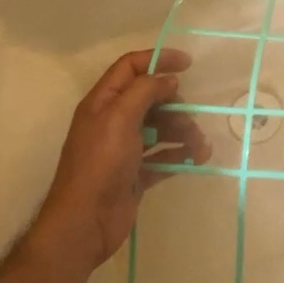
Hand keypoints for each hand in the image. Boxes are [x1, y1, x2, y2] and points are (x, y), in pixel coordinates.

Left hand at [26, 48, 209, 272]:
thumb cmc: (100, 163)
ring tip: (199, 143)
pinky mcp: (135, 174)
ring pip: (159, 128)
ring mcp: (124, 149)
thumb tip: (168, 79)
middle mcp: (113, 121)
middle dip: (174, 104)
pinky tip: (198, 157)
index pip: (131, 67)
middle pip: (149, 98)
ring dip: (182, 131)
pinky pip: (162, 156)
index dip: (158, 59)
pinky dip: (179, 154)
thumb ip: (145, 90)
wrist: (85, 224)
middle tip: (190, 115)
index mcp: (103, 102)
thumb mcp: (120, 117)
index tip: (187, 63)